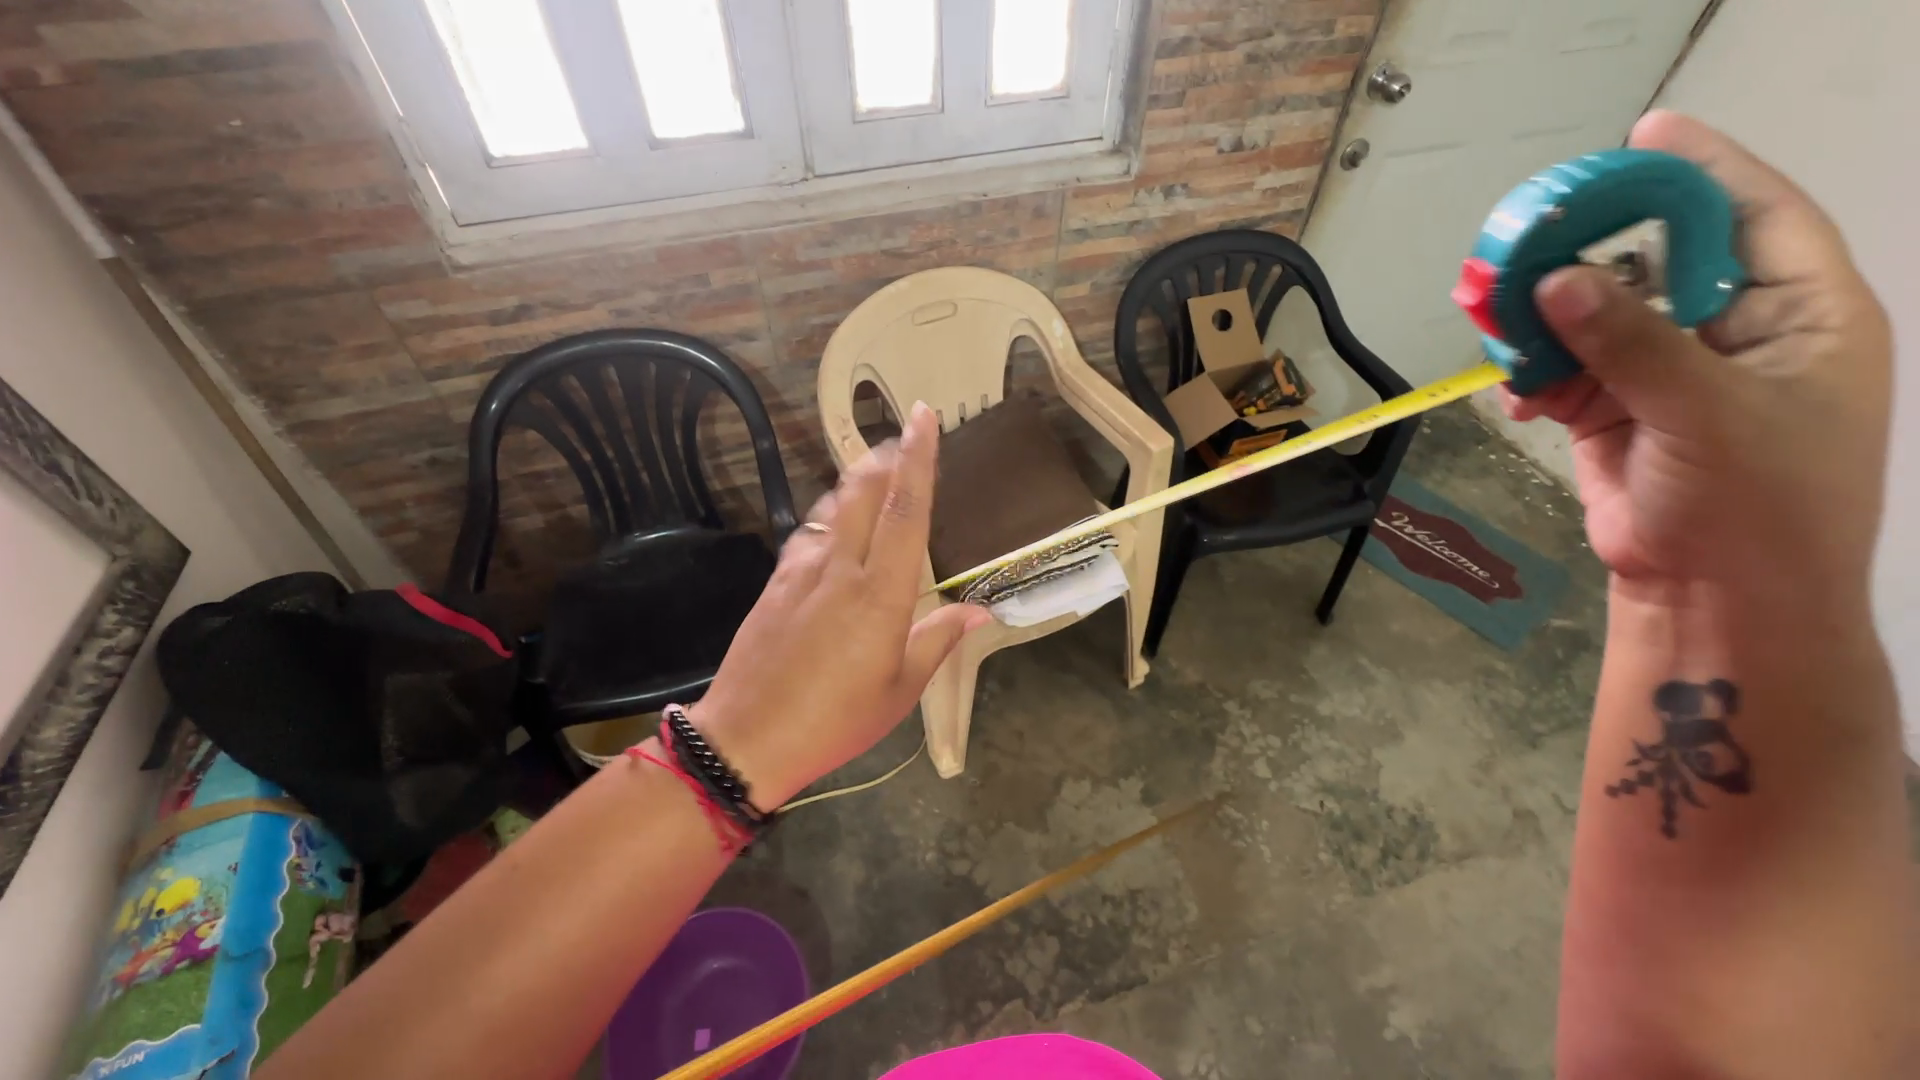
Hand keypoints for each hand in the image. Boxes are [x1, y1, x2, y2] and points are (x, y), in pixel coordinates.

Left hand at [688, 403, 989, 810]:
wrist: (747, 737)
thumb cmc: (835, 721)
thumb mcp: (900, 691)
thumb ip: (938, 639)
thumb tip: (979, 611)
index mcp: (881, 595)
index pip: (906, 512)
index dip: (919, 460)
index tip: (925, 418)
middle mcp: (841, 569)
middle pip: (864, 491)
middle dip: (886, 455)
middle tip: (904, 435)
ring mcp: (802, 572)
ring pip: (833, 506)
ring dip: (857, 479)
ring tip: (876, 468)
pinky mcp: (776, 582)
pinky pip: (809, 531)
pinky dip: (829, 513)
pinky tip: (835, 521)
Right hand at [1503, 111, 1891, 604]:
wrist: (1716, 595)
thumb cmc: (1758, 502)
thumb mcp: (1709, 411)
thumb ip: (1633, 342)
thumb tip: (1552, 282)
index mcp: (1799, 313)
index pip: (1753, 217)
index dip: (1700, 171)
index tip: (1644, 134)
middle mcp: (1731, 333)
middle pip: (1654, 264)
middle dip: (1588, 252)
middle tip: (1528, 232)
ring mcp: (1665, 374)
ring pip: (1594, 319)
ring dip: (1542, 316)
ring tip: (1489, 305)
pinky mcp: (1612, 412)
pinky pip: (1562, 372)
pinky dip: (1532, 375)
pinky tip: (1514, 387)